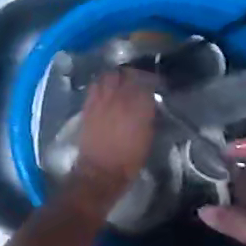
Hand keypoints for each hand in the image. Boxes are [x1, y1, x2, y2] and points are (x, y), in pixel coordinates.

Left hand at [73, 68, 156, 190]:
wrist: (101, 171)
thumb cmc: (129, 159)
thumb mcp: (148, 135)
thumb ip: (148, 113)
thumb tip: (149, 101)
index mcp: (139, 107)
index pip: (146, 82)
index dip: (153, 80)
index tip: (157, 83)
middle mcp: (119, 99)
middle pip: (127, 74)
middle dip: (134, 74)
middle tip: (139, 80)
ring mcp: (101, 100)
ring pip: (109, 76)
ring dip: (117, 76)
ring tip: (121, 82)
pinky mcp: (88, 105)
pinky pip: (94, 86)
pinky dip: (102, 84)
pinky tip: (106, 90)